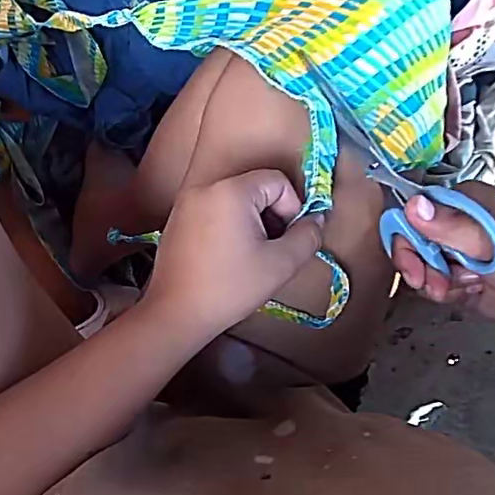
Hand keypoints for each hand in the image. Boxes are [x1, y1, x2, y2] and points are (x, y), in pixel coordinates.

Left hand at [143, 169, 325, 340]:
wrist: (177, 313)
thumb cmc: (231, 288)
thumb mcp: (281, 264)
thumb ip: (307, 237)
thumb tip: (316, 220)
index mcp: (232, 191)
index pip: (277, 181)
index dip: (292, 208)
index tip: (287, 240)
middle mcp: (206, 187)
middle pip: (255, 188)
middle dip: (272, 216)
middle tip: (271, 250)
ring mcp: (187, 202)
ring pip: (235, 200)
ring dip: (252, 222)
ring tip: (250, 256)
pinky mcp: (177, 219)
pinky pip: (214, 211)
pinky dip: (229, 227)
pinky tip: (228, 258)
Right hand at [390, 181, 494, 323]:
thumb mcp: (492, 240)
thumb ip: (450, 226)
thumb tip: (414, 205)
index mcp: (467, 201)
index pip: (418, 210)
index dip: (408, 235)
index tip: (413, 260)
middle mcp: (459, 224)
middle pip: (415, 240)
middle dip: (420, 265)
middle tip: (428, 282)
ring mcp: (459, 252)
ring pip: (423, 266)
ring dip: (434, 282)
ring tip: (457, 289)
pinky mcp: (459, 277)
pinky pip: (435, 284)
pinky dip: (446, 292)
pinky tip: (467, 293)